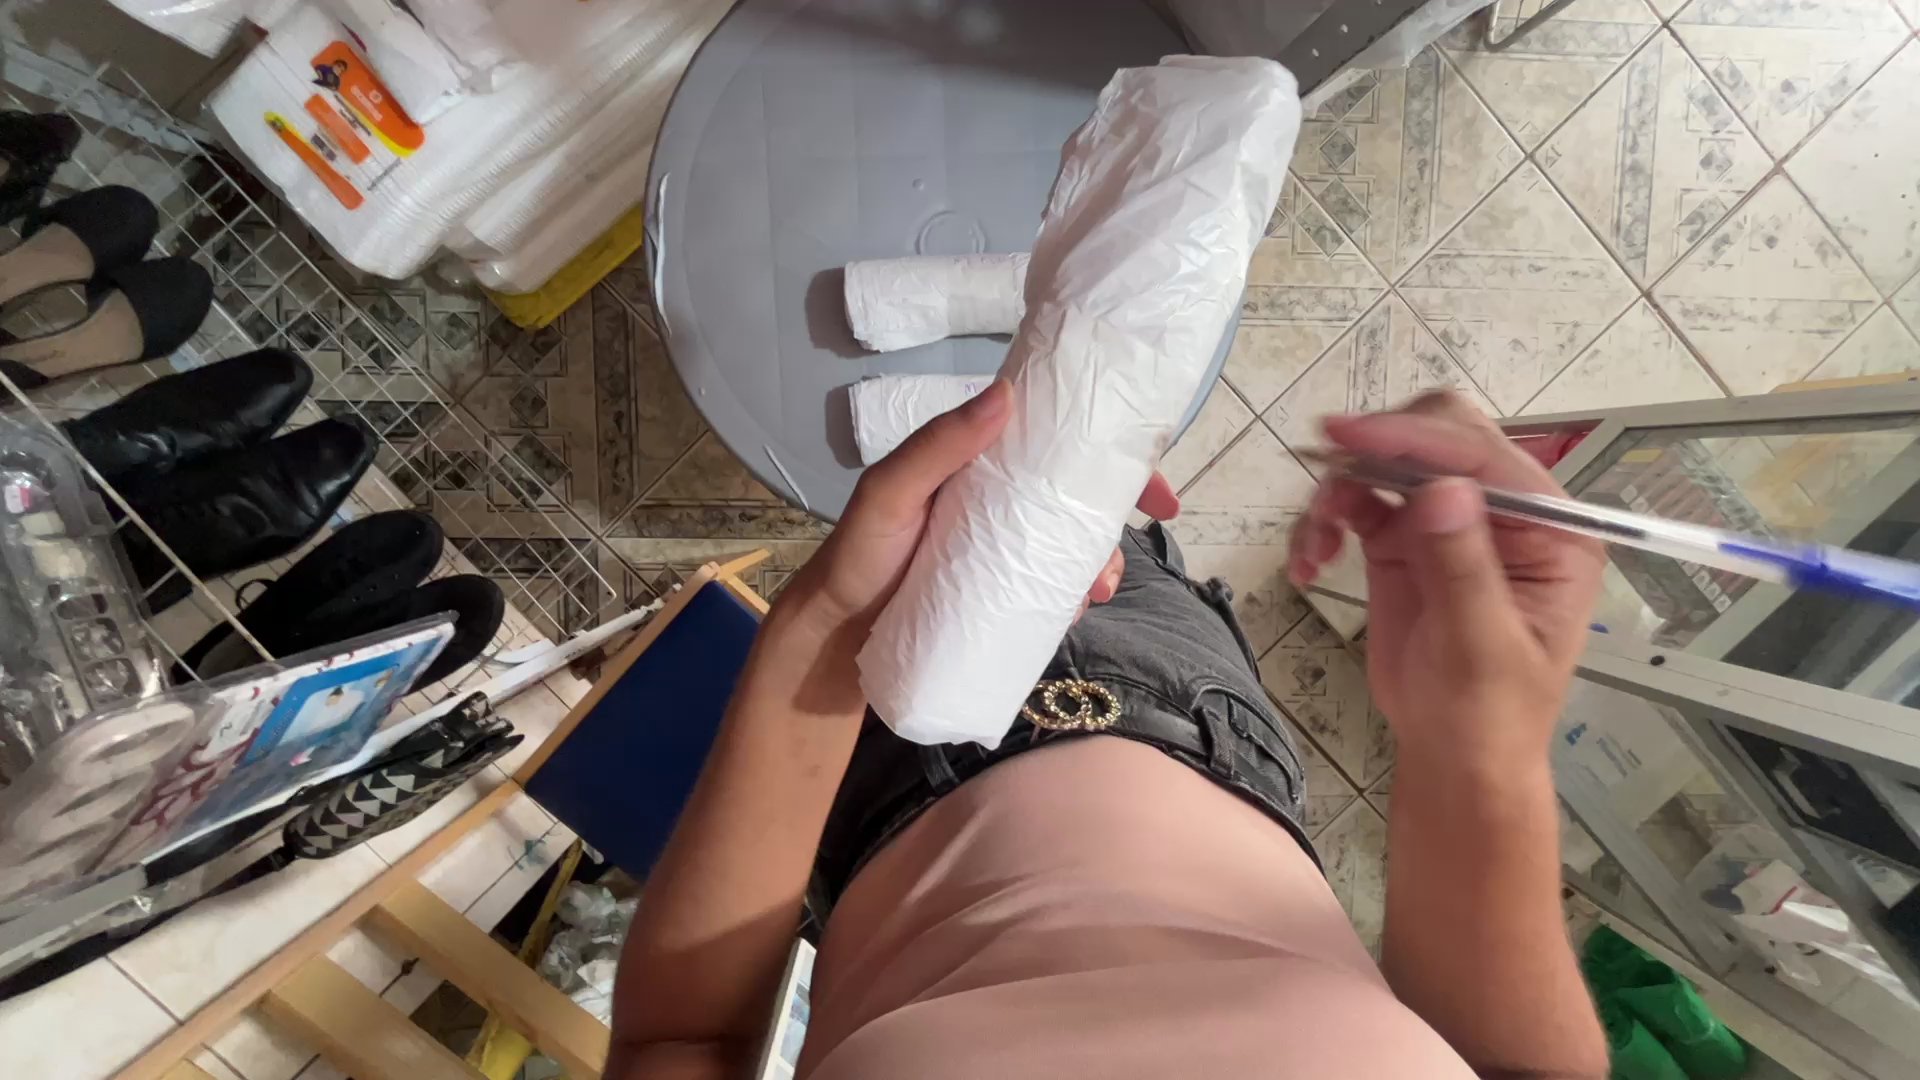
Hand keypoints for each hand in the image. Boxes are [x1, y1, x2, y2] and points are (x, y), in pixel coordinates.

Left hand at [777, 377, 1178, 646]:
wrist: (840, 628)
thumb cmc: (861, 551)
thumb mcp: (890, 491)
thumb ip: (937, 445)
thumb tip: (1004, 394)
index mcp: (979, 462)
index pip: (1052, 440)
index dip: (1109, 451)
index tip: (1152, 481)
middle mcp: (999, 499)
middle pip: (1075, 497)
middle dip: (1116, 520)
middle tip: (1128, 554)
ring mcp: (1002, 546)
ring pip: (1069, 544)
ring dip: (1099, 565)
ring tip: (1094, 592)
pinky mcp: (1000, 588)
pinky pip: (1049, 585)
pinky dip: (1070, 596)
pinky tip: (1071, 612)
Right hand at [1287, 391, 1604, 773]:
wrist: (1450, 748)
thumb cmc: (1488, 712)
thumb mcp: (1482, 647)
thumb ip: (1464, 567)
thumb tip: (1442, 489)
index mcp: (1544, 527)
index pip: (1478, 456)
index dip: (1413, 437)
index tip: (1347, 436)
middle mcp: (1494, 512)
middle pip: (1433, 440)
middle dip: (1375, 448)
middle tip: (1322, 465)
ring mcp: (1440, 524)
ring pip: (1379, 469)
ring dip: (1334, 497)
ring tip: (1312, 551)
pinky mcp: (1396, 543)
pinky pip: (1351, 508)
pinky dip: (1320, 525)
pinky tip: (1308, 564)